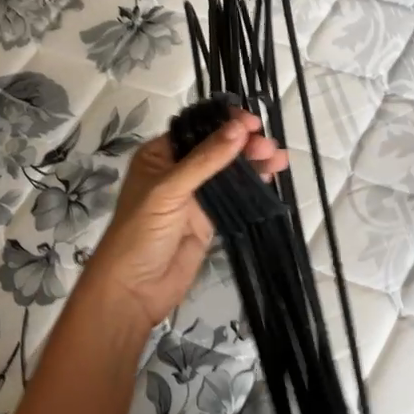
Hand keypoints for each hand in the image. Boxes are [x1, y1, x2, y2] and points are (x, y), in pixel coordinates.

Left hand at [81, 110, 286, 332]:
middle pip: (217, 147)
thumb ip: (206, 159)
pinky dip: (252, 184)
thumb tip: (239, 128)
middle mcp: (178, 170)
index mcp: (159, 155)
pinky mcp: (209, 218)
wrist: (133, 291)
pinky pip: (235, 194)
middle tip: (268, 146)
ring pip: (229, 170)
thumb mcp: (170, 190)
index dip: (225, 123)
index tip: (252, 122)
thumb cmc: (140, 233)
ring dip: (253, 162)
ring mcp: (195, 195)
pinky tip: (270, 176)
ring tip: (279, 158)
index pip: (197, 129)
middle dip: (244, 143)